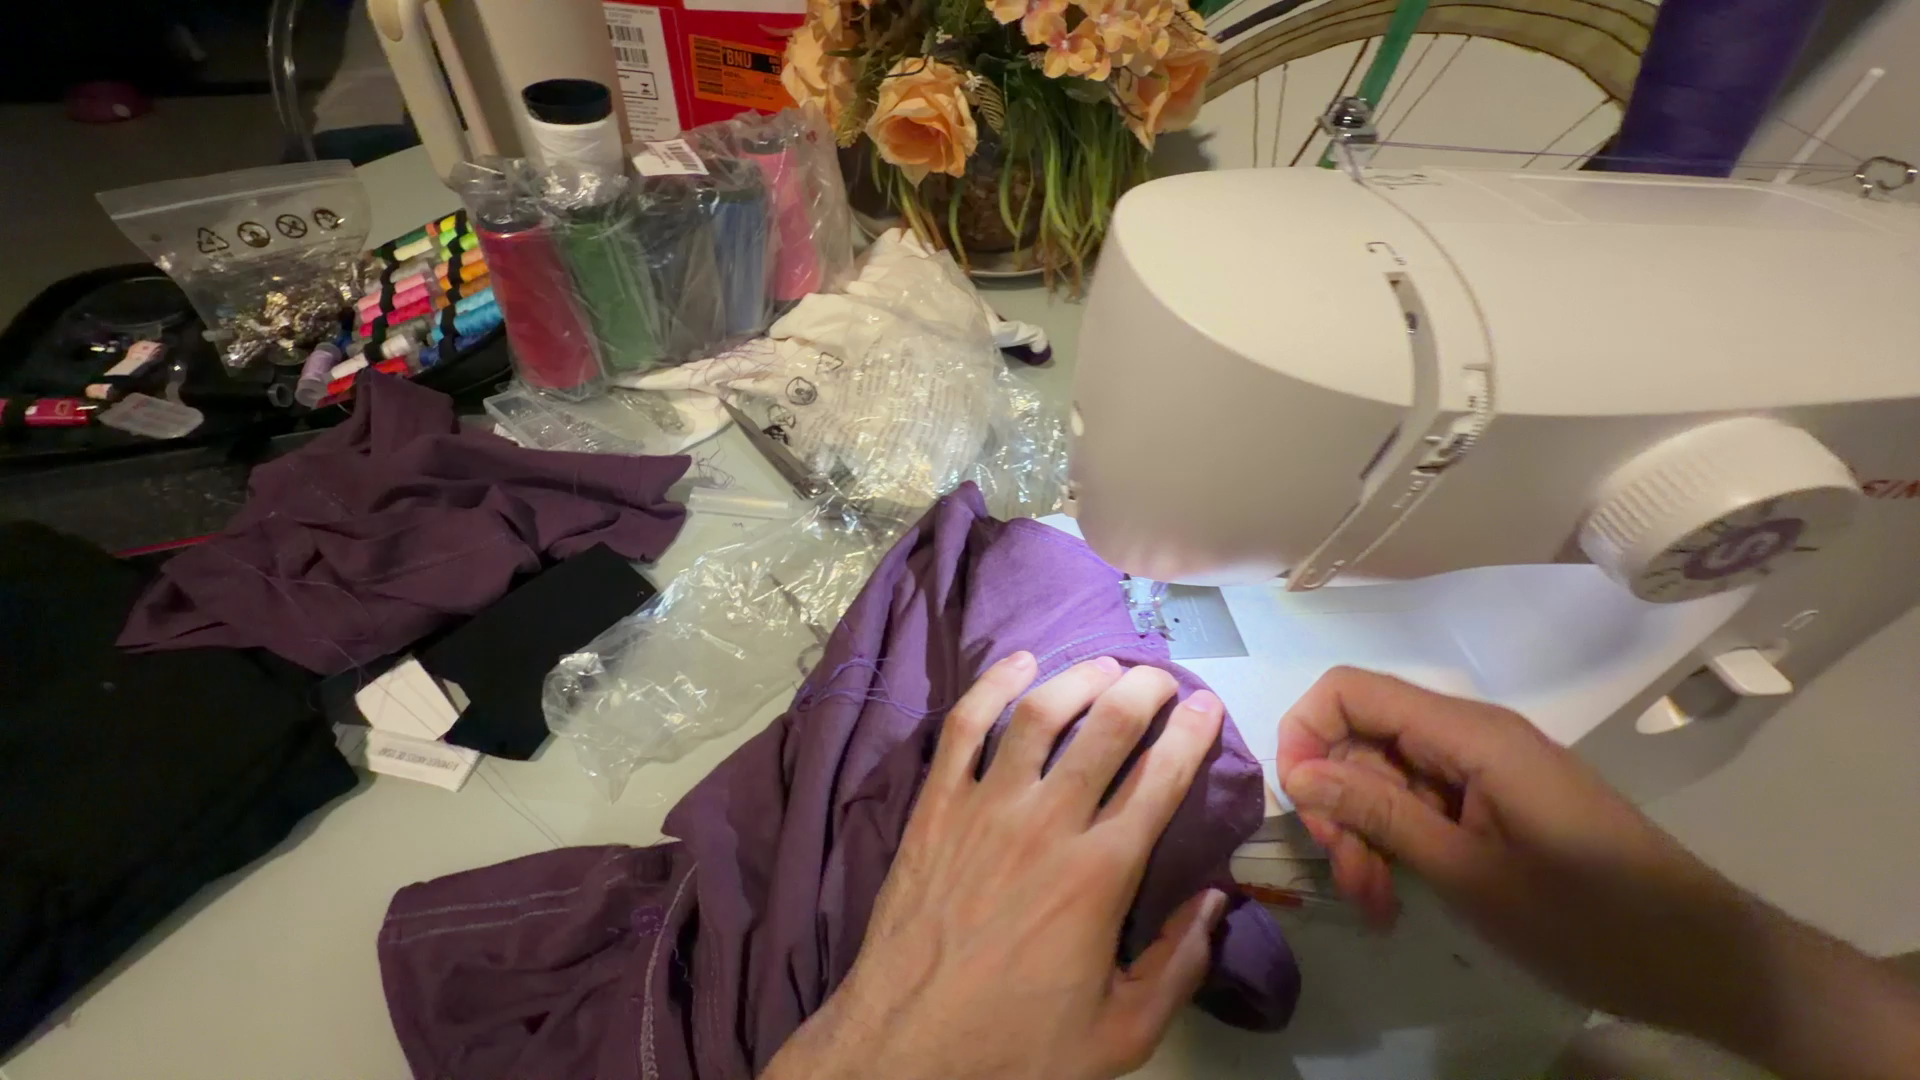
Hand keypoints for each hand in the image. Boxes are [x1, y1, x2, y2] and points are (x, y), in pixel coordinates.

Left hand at [762, 652, 1228, 1079]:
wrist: (907, 1044)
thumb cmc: (1017, 1043)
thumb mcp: (1121, 1033)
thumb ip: (1178, 965)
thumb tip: (1216, 899)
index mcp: (1100, 874)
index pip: (1159, 782)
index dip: (1190, 736)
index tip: (1205, 705)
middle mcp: (1048, 823)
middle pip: (1107, 731)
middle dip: (1142, 692)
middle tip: (1160, 677)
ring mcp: (987, 805)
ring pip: (1039, 716)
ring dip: (1077, 680)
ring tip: (1103, 666)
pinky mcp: (938, 803)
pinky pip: (965, 728)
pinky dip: (991, 686)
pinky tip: (1017, 663)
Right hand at [1274, 667, 1919, 1079]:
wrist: (1713, 966)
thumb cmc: (1590, 919)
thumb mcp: (1468, 872)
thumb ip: (1377, 813)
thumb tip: (1298, 773)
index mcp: (1466, 733)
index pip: (1349, 690)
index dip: (1306, 732)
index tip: (1300, 802)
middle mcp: (1466, 735)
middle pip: (1360, 740)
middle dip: (1338, 804)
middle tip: (1347, 874)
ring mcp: (1477, 768)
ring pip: (1381, 779)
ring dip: (1363, 835)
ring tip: (1373, 901)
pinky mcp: (1488, 799)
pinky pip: (1415, 803)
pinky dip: (1394, 844)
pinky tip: (1394, 897)